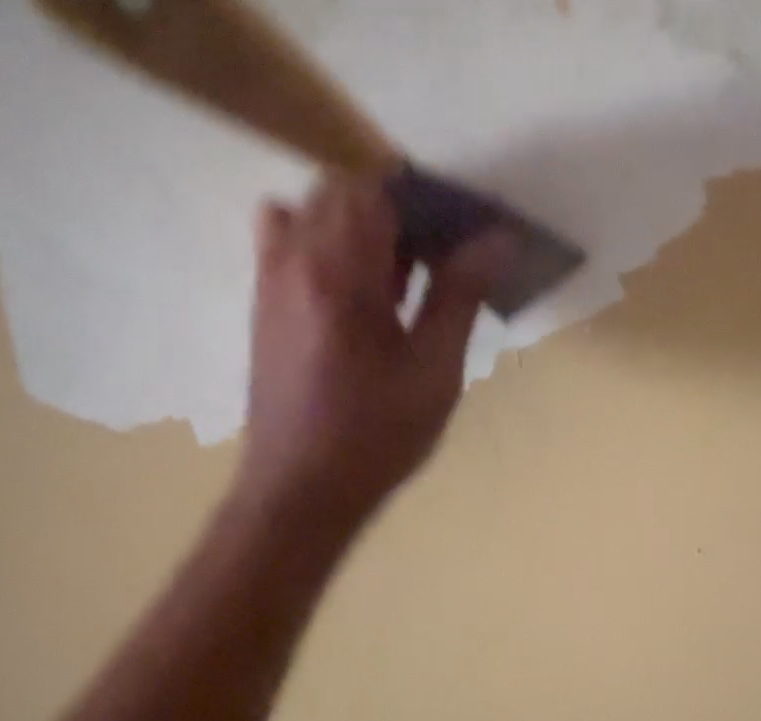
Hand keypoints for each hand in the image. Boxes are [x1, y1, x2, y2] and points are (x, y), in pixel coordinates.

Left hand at [239, 176, 510, 516]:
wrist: (301, 490)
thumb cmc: (377, 436)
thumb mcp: (435, 370)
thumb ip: (460, 294)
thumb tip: (497, 237)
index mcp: (340, 272)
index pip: (377, 191)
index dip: (425, 201)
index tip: (462, 234)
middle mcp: (294, 259)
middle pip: (342, 192)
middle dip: (394, 211)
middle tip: (436, 260)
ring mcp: (270, 278)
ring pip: (312, 211)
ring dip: (359, 227)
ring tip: (398, 279)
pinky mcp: (263, 303)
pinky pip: (287, 240)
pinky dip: (324, 244)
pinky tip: (358, 293)